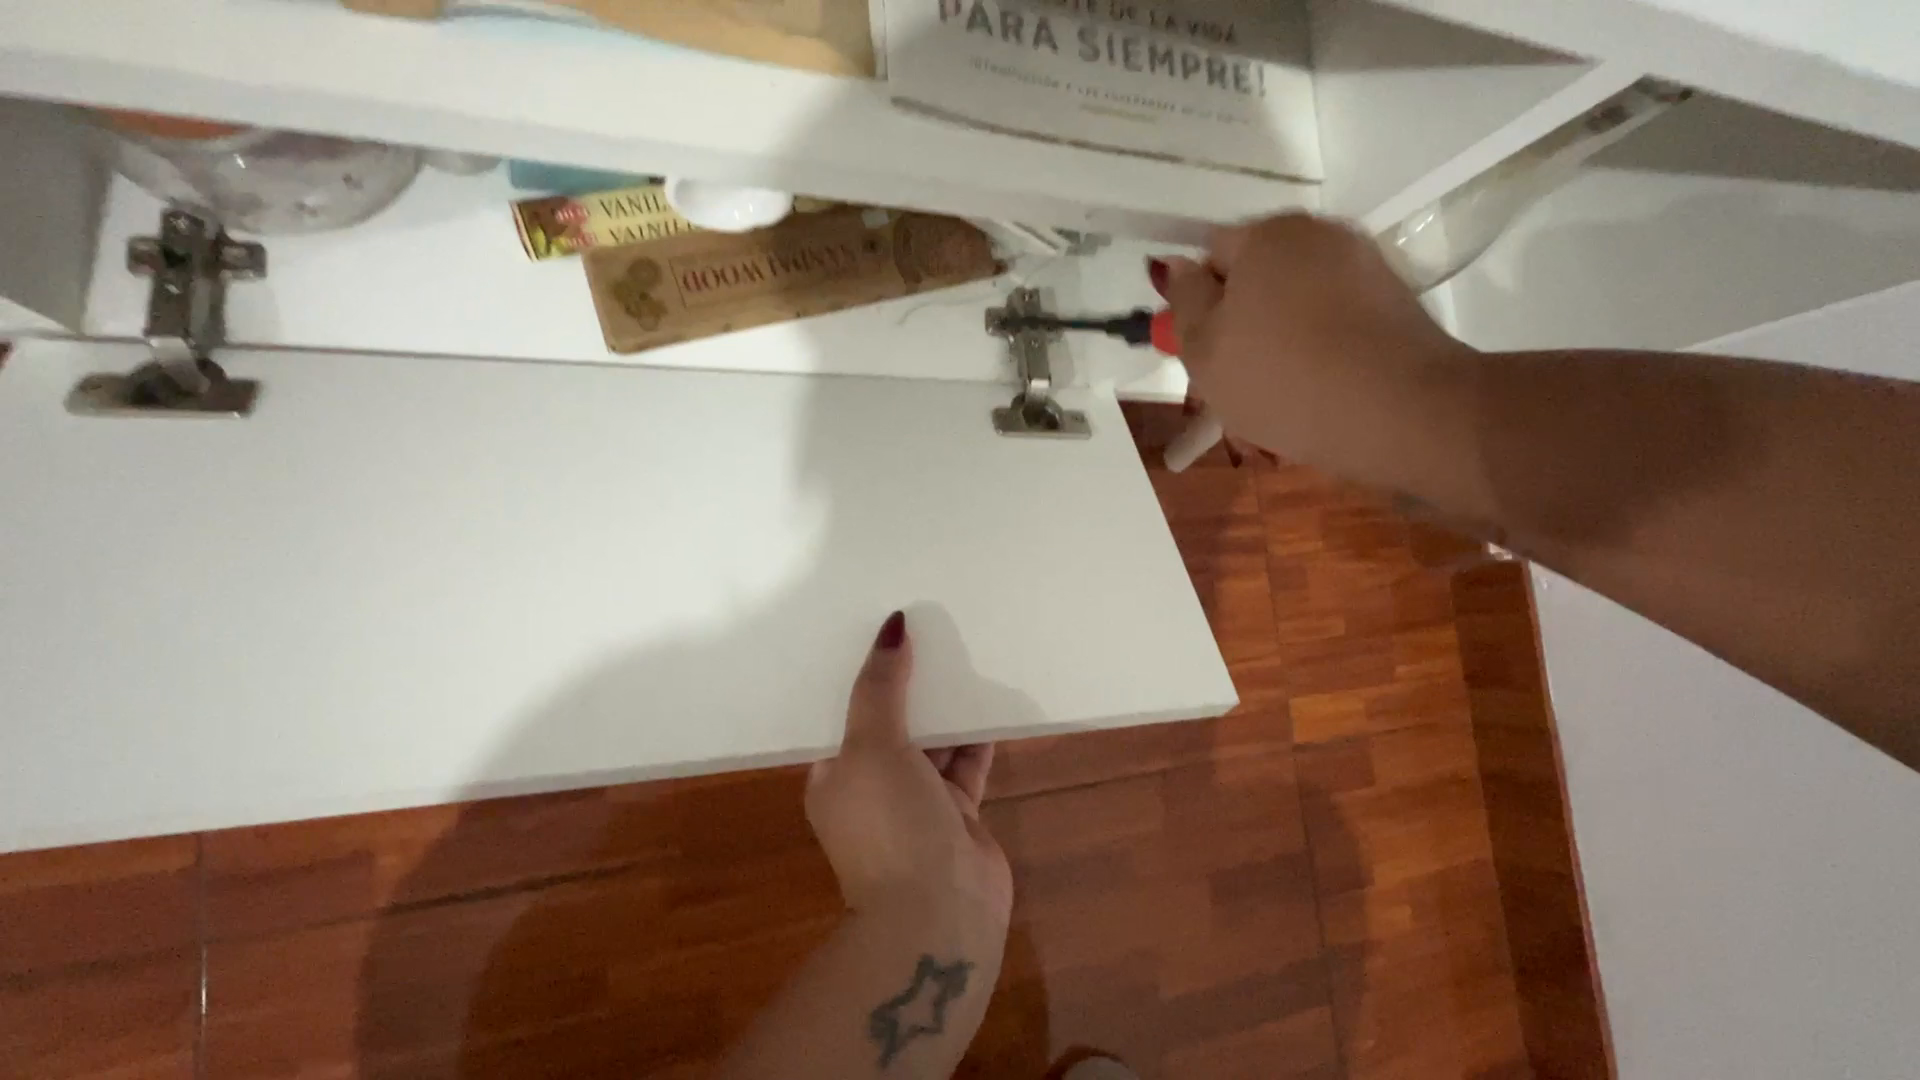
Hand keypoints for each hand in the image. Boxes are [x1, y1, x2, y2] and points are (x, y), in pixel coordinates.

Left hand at [806, 611, 1012, 928]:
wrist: (938, 912)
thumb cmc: (888, 822)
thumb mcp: (871, 746)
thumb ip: (879, 687)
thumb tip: (891, 625)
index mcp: (834, 775)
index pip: (842, 715)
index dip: (860, 675)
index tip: (877, 630)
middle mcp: (872, 787)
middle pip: (890, 724)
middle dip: (907, 685)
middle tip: (926, 629)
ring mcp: (917, 802)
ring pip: (931, 742)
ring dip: (944, 707)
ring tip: (961, 650)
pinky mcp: (958, 813)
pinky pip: (966, 762)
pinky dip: (977, 736)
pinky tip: (990, 696)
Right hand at [1159, 213, 1474, 478]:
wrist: (1400, 413)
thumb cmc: (1282, 379)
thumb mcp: (1204, 350)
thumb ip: (1184, 301)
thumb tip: (1176, 265)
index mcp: (1268, 235)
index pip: (1210, 254)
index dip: (1196, 304)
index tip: (1198, 353)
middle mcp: (1320, 236)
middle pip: (1256, 280)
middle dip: (1237, 328)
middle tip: (1227, 387)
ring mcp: (1364, 268)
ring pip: (1294, 308)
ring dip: (1274, 347)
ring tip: (1268, 405)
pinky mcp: (1393, 305)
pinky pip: (1331, 326)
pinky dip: (1314, 355)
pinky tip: (1310, 399)